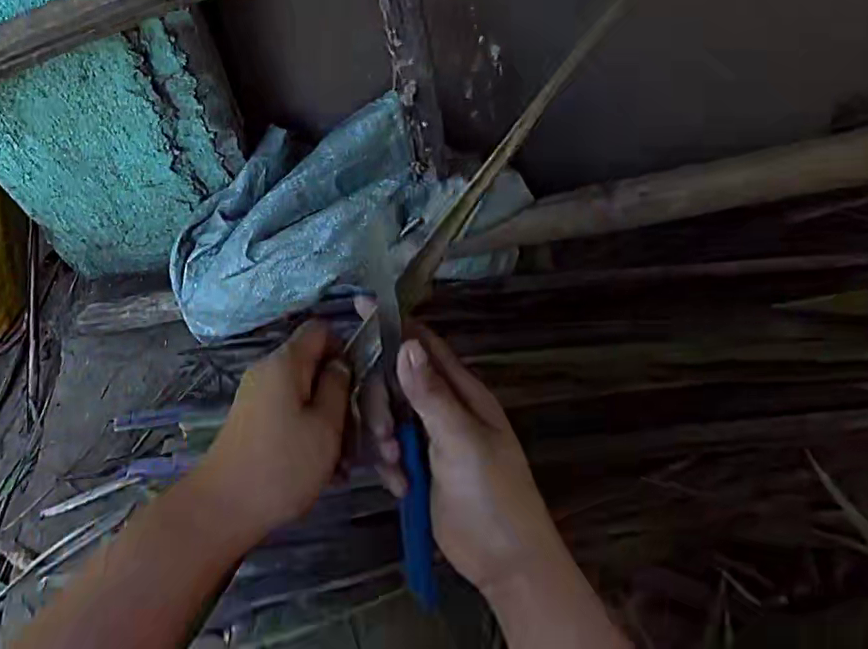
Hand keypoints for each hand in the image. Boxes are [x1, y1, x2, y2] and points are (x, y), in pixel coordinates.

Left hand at [190, 320, 351, 543]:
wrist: (224, 508)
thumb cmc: (282, 465)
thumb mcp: (325, 426)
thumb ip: (338, 387)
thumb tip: (340, 364)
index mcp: (285, 362)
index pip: (320, 330)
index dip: (346, 348)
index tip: (362, 382)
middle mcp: (269, 371)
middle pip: (315, 367)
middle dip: (342, 397)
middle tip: (364, 434)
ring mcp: (260, 398)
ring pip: (306, 397)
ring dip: (330, 424)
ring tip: (348, 464)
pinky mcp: (256, 424)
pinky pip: (292, 417)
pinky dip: (311, 437)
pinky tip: (328, 474)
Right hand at [372, 326, 569, 596]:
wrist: (506, 565)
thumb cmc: (492, 495)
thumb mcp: (461, 441)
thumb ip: (431, 395)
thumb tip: (405, 344)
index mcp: (461, 391)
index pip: (422, 343)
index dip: (393, 323)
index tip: (361, 302)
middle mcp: (442, 406)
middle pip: (393, 380)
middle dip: (381, 404)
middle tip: (387, 437)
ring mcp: (428, 435)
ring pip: (386, 414)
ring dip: (382, 439)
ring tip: (396, 468)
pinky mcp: (417, 464)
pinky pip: (386, 448)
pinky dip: (387, 465)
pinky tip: (402, 487)